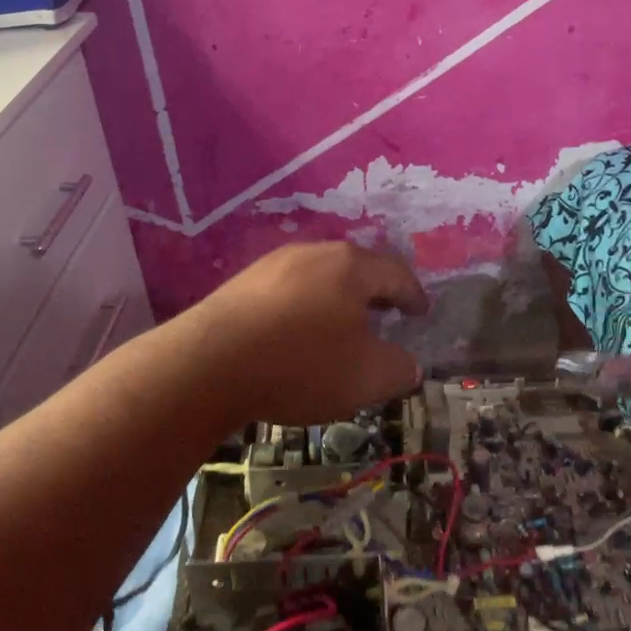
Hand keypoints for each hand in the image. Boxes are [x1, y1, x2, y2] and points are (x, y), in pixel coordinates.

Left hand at [173, 242, 429, 425]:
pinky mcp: (239, 285)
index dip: (414, 294)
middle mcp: (313, 253)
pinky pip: (286, 293)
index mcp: (351, 266)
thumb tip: (409, 364)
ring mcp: (271, 265)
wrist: (208, 365)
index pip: (396, 273)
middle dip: (375, 293)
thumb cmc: (302, 365)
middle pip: (356, 268)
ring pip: (318, 278)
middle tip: (387, 315)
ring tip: (341, 328)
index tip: (421, 312)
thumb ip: (400, 369)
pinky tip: (295, 337)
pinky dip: (303, 310)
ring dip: (336, 301)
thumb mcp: (368, 377)